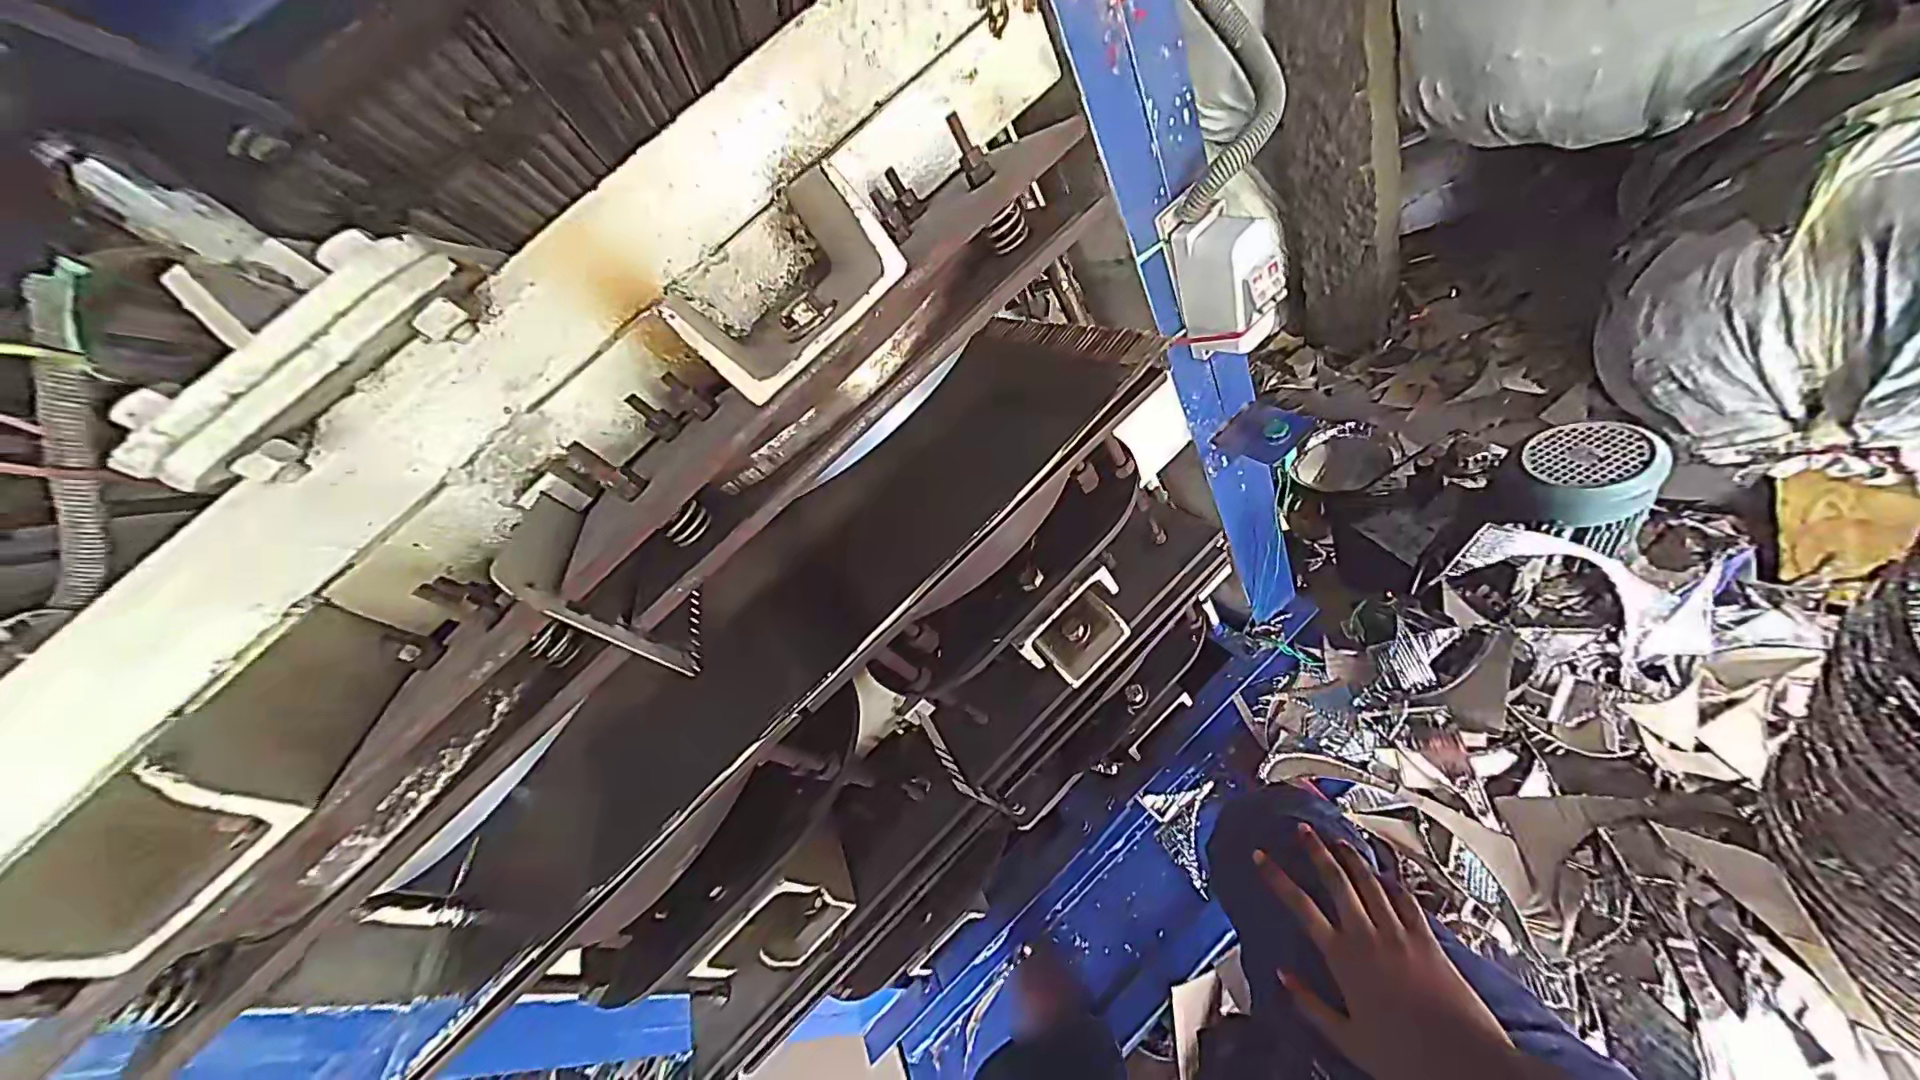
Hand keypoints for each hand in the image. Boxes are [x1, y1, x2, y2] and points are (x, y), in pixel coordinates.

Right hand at [1255, 824, 1533, 1079]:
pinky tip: (1383, 874)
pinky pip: (1405, 900)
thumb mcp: (1348, 1040)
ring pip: (1369, 882)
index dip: (1276, 877)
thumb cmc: (1407, 1058)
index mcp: (1342, 956)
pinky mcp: (1428, 940)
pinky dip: (1391, 882)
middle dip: (1316, 850)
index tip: (1260, 856)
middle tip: (1302, 829)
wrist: (1470, 1064)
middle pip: (1336, 880)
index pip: (1300, 905)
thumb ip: (1310, 1005)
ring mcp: (1400, 934)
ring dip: (1350, 857)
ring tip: (1338, 840)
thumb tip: (1282, 975)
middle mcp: (1367, 935)